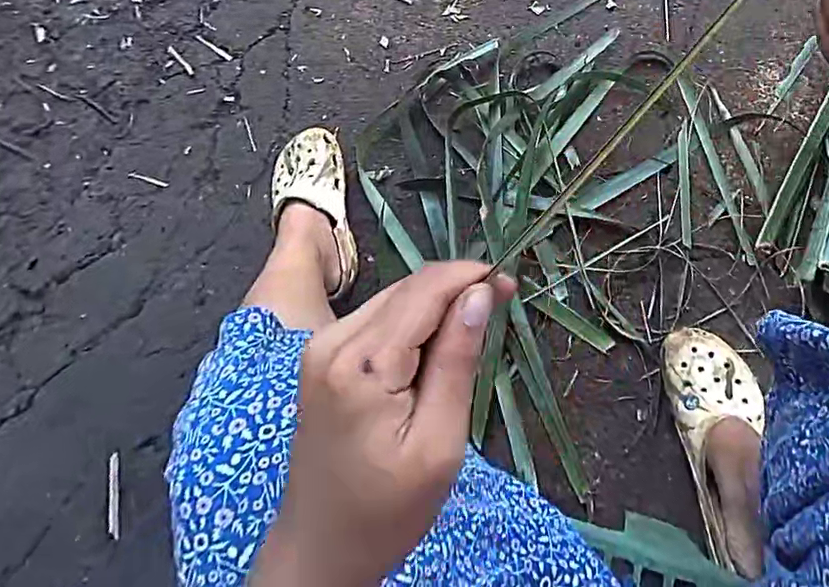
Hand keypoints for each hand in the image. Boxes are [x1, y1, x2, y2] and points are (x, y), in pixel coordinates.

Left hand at [250, 262, 515, 586]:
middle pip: (410, 288)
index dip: (472, 276)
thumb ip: (457, 359)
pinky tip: (434, 348)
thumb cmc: (386, 511)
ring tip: (472, 332)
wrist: (319, 551)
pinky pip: (381, 316)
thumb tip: (480, 293)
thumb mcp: (439, 442)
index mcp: (362, 365)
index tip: (510, 284)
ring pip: (397, 296)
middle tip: (501, 302)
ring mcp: (322, 345)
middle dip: (459, 287)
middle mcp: (333, 341)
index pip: (425, 290)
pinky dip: (416, 319)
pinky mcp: (323, 354)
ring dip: (439, 303)